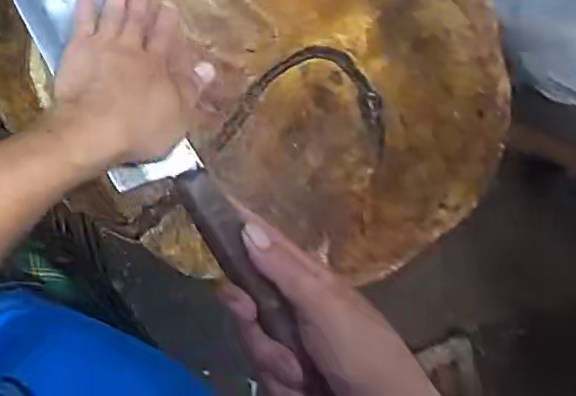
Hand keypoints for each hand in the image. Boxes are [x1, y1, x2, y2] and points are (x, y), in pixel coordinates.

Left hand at [39, 0, 210, 172]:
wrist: (94, 125)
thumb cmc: (139, 129)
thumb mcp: (177, 116)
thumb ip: (190, 89)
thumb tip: (207, 67)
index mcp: (157, 65)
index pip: (164, 37)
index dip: (167, 19)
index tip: (168, 3)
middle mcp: (131, 48)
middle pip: (137, 20)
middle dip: (141, 1)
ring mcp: (104, 44)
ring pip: (113, 13)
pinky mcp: (78, 46)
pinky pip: (82, 19)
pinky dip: (85, 3)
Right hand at [221, 211, 437, 395]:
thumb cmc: (367, 357)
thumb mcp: (328, 309)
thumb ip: (284, 270)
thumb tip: (246, 225)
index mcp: (309, 282)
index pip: (266, 240)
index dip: (239, 220)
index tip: (208, 198)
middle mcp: (294, 307)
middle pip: (243, 290)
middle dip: (243, 309)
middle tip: (247, 313)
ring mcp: (291, 343)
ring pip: (249, 332)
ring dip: (269, 355)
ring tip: (299, 374)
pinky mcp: (288, 374)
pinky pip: (261, 367)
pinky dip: (278, 381)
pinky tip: (302, 387)